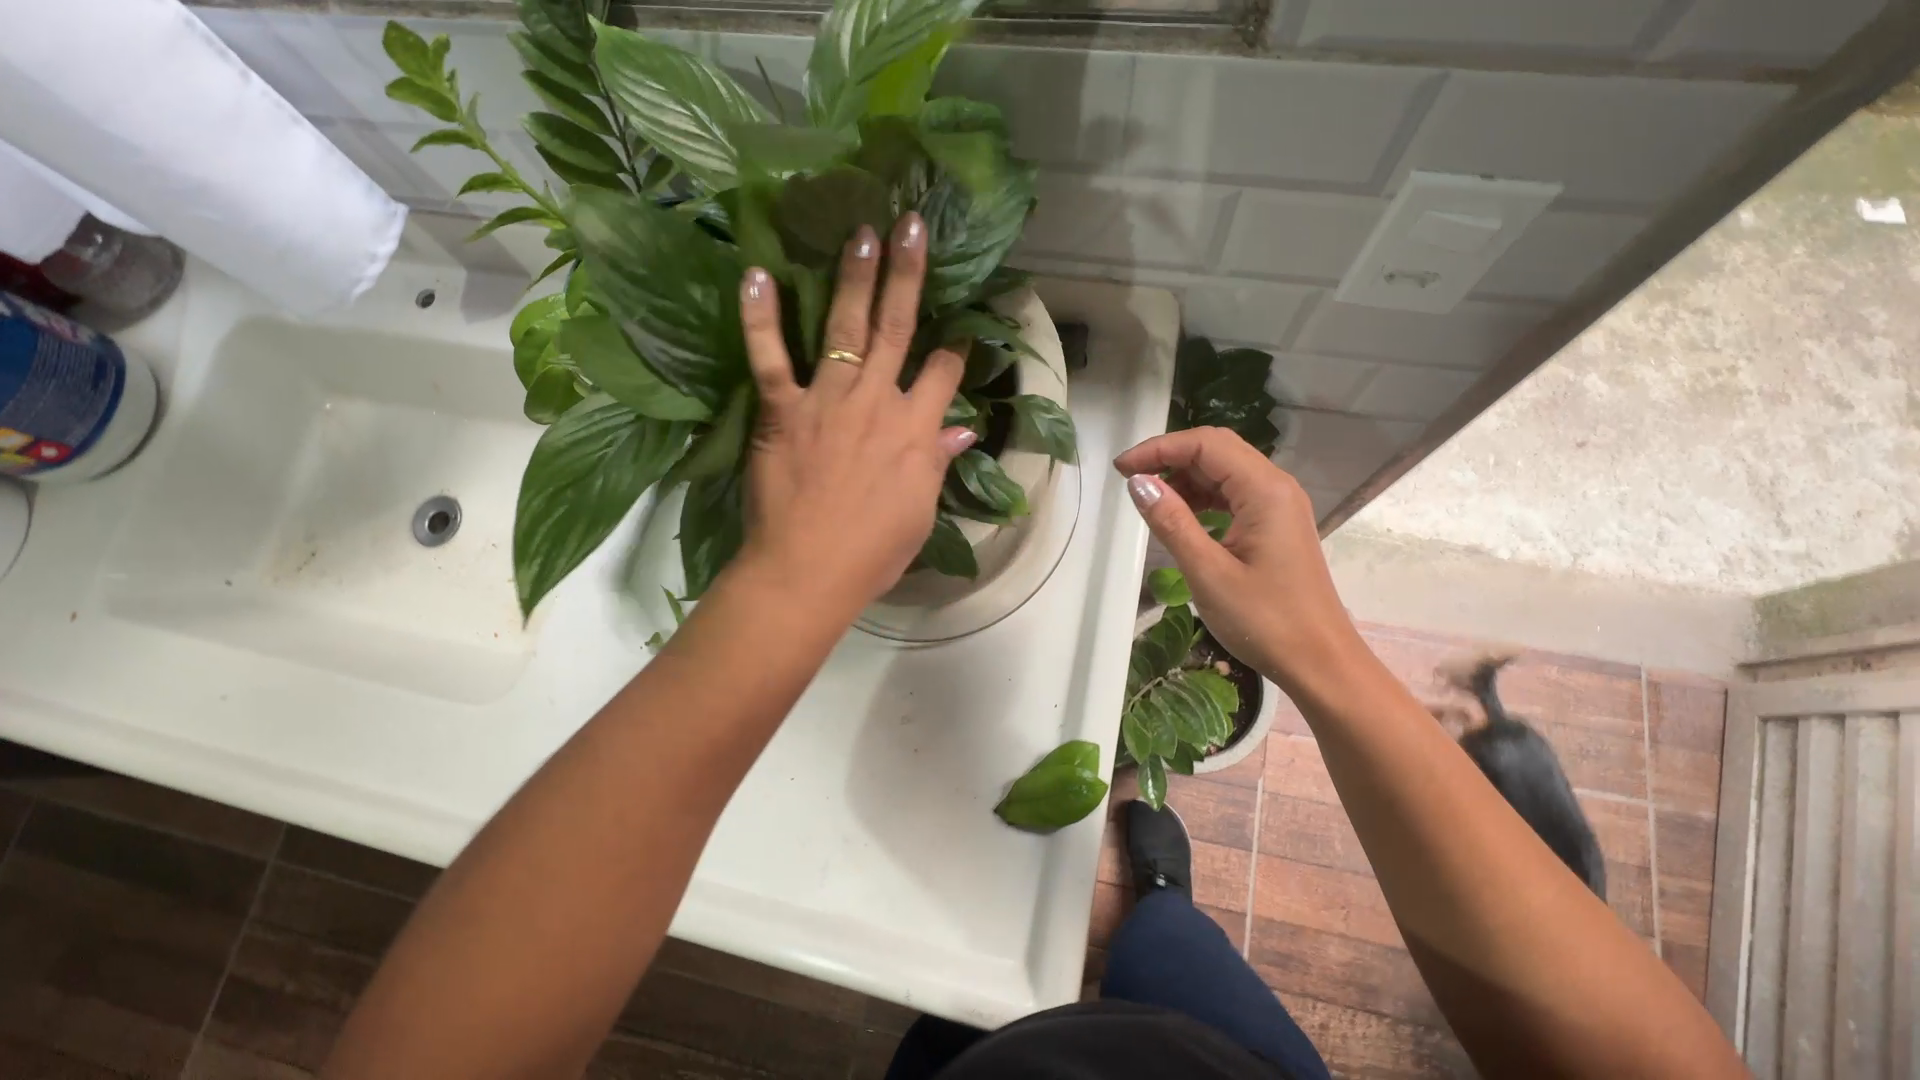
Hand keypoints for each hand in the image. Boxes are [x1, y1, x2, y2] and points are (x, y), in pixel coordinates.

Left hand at [732, 213, 975, 618]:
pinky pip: (770, 357)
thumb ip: (937, 462)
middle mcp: (878, 401)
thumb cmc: (873, 551)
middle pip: (899, 328)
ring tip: (861, 231)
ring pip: (845, 327)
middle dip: (908, 273)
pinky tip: (756, 274)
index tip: (961, 317)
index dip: (957, 343)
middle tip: (910, 224)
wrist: (810, 570)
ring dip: (854, 276)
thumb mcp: (920, 510)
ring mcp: (829, 400)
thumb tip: (963, 430)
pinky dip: (761, 316)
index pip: (945, 372)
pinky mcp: (783, 410)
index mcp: (916, 429)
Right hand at [1113, 427, 1360, 687]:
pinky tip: (1181, 517)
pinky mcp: (1278, 527)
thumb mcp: (1208, 573)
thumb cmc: (1265, 620)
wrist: (1320, 662)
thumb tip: (1139, 483)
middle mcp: (1277, 488)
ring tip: (1150, 500)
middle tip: (1131, 479)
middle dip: (1172, 457)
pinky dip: (1204, 498)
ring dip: (1187, 477)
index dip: (1160, 448)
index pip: (1206, 445)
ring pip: (1227, 472)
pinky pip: (1236, 496)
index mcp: (1264, 491)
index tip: (1122, 469)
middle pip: (1218, 450)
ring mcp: (1280, 507)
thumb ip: (1171, 522)